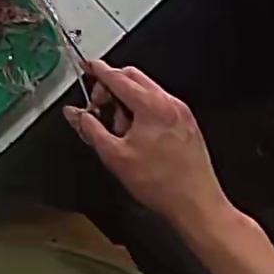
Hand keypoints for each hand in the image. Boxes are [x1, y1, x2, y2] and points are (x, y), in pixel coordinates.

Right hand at [64, 60, 235, 231]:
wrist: (198, 207)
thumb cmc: (161, 185)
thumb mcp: (115, 156)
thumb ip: (90, 129)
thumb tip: (75, 114)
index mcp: (151, 106)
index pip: (117, 77)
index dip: (97, 70)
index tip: (86, 66)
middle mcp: (168, 103)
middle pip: (132, 76)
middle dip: (111, 86)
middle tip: (99, 106)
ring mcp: (180, 112)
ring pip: (146, 89)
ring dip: (127, 99)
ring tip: (121, 129)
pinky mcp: (187, 123)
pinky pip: (159, 102)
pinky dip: (142, 108)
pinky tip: (137, 134)